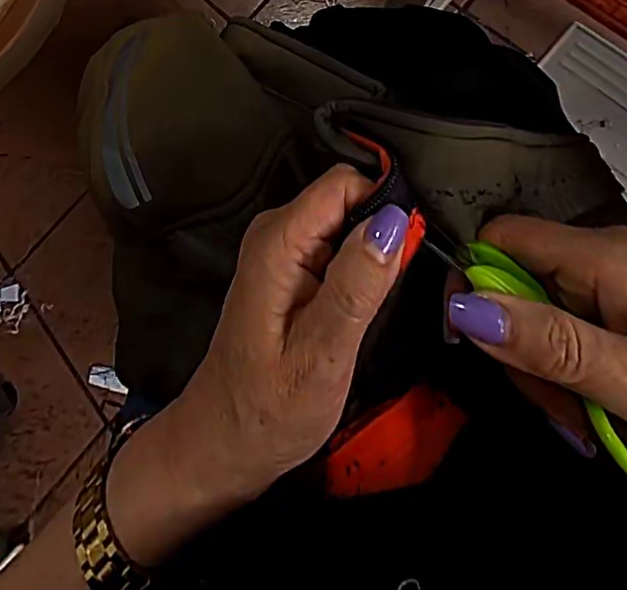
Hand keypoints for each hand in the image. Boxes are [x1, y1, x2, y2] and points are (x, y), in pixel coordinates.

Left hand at [106, 166, 408, 564]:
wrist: (222, 443)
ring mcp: (283, 248)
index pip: (344, 183)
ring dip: (374, 252)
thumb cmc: (266, 412)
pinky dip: (361, 266)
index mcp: (278, 243)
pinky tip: (358, 306)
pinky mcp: (292, 265)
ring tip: (372, 304)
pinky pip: (340, 242)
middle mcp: (276, 232)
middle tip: (386, 290)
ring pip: (348, 219)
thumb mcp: (321, 356)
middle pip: (348, 197)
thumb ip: (357, 287)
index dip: (382, 208)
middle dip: (381, 232)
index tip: (404, 251)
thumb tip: (392, 223)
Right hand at [448, 217, 626, 589]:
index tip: (471, 349)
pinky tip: (618, 422)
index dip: (474, 286)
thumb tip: (471, 307)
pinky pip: (591, 339)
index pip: (504, 239)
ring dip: (557, 376)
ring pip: (554, 319)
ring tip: (599, 431)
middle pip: (524, 283)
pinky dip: (588, 383)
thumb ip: (554, 346)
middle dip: (523, 350)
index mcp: (615, 261)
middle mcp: (623, 262)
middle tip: (561, 415)